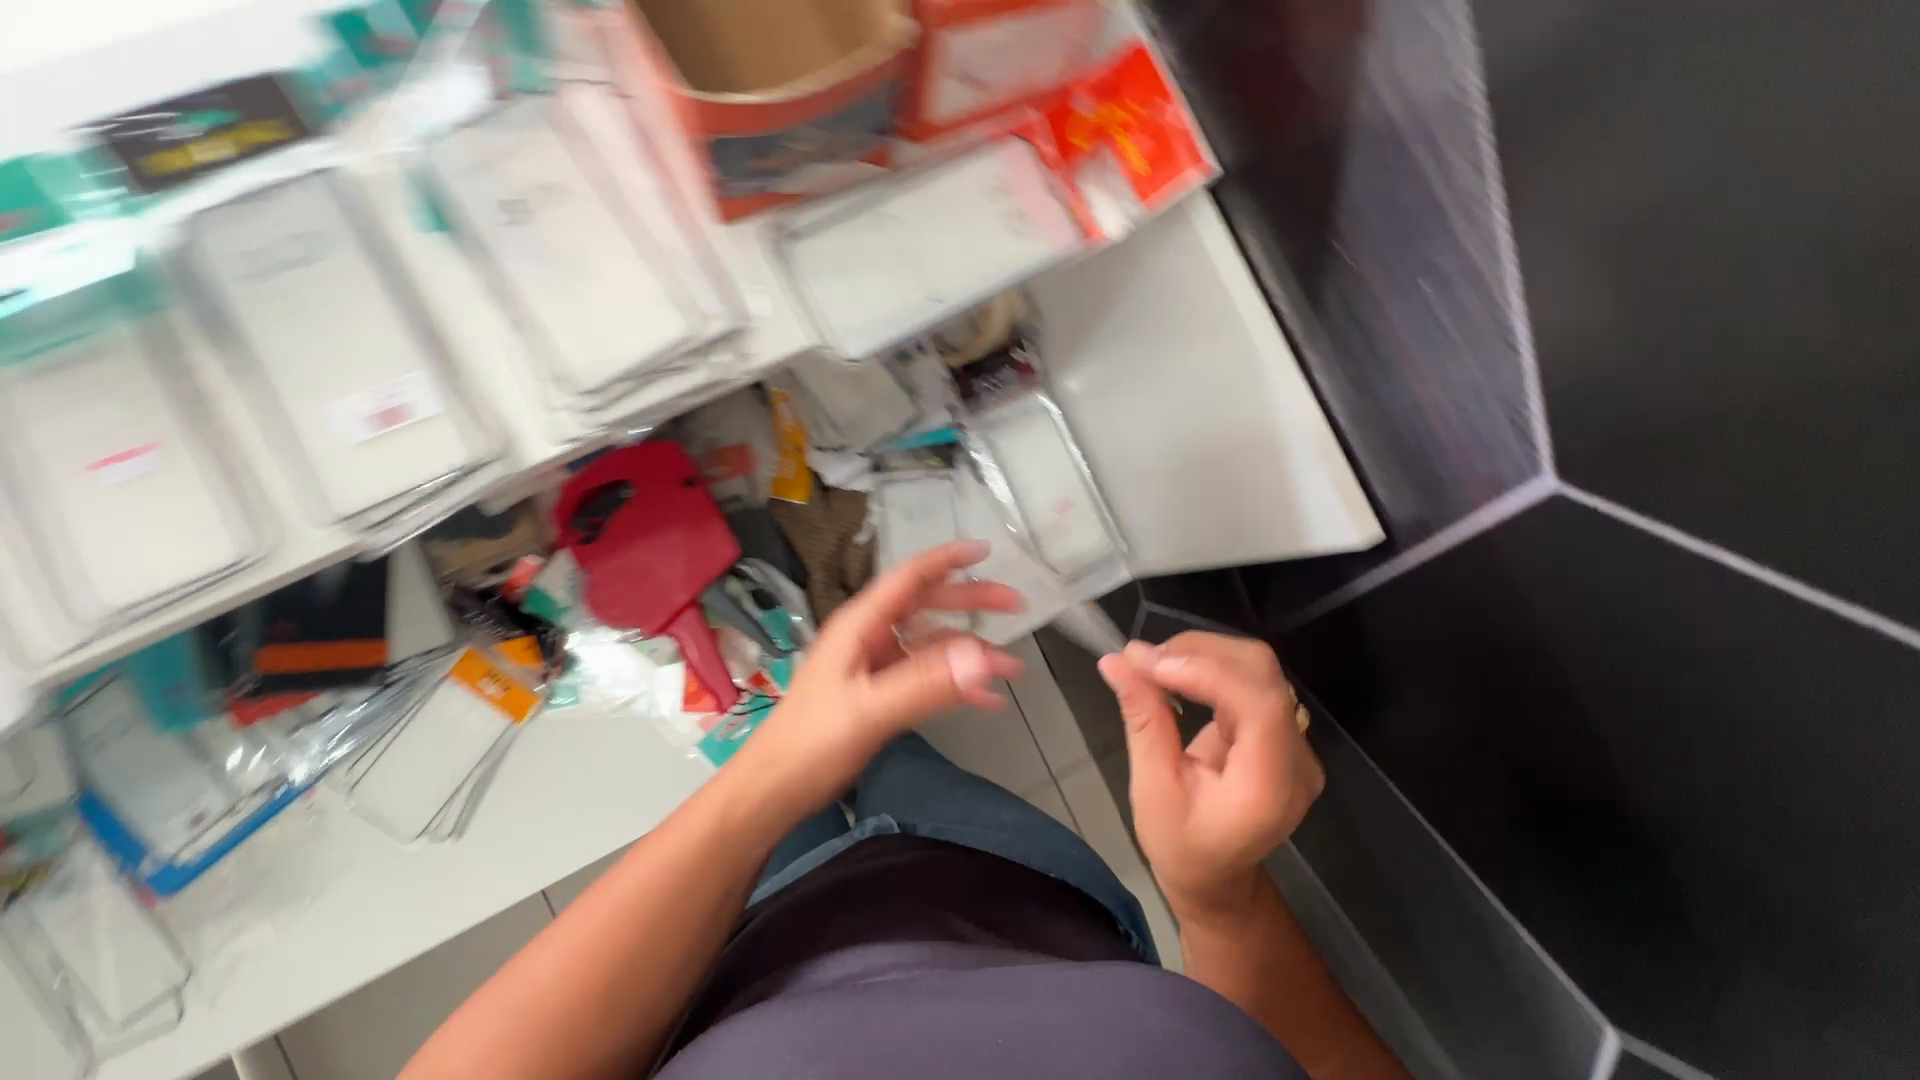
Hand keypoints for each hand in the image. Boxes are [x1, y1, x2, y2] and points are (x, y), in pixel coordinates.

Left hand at [730, 541, 1025, 820]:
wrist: (773, 791)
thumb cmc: (810, 744)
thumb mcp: (869, 711)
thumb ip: (925, 685)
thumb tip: (983, 659)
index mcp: (859, 627)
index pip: (908, 579)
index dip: (946, 560)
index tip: (985, 551)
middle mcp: (869, 638)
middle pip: (927, 607)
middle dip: (971, 604)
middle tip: (1016, 606)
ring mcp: (875, 667)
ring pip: (931, 646)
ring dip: (970, 653)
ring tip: (1012, 669)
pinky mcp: (880, 696)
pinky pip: (926, 680)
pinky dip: (956, 685)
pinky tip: (986, 701)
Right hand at [1098, 632, 1323, 919]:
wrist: (1215, 876)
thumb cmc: (1181, 845)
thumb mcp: (1153, 789)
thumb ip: (1144, 720)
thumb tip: (1116, 661)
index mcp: (1271, 785)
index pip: (1259, 703)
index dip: (1207, 670)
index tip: (1149, 663)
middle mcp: (1297, 757)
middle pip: (1261, 673)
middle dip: (1198, 652)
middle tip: (1141, 659)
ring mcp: (1295, 741)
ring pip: (1256, 667)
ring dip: (1200, 653)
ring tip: (1151, 663)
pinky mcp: (1281, 728)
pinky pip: (1249, 679)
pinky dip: (1207, 665)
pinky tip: (1173, 672)